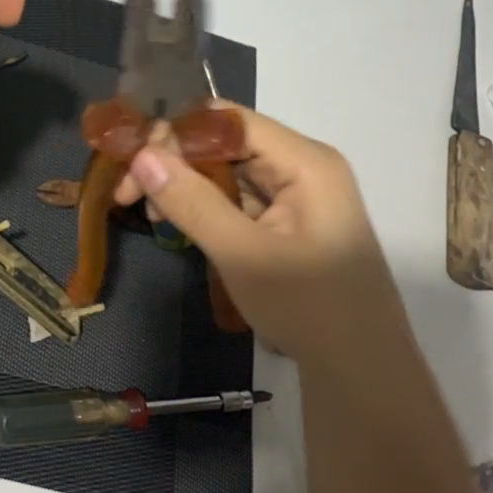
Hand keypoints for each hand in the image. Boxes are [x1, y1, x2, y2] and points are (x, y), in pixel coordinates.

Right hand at [117, 103, 414, 370]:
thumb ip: (191, 201)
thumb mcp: (241, 254)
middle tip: (128, 193)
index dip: (175, 133)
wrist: (363, 372)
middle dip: (172, 161)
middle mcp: (303, 166)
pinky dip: (202, 204)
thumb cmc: (309, 308)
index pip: (227, 120)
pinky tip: (177, 223)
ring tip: (149, 213)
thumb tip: (140, 154)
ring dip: (182, 184)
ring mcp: (297, 194)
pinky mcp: (288, 219)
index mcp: (304, 162)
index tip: (131, 161)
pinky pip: (236, 195)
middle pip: (223, 142)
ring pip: (225, 168)